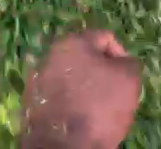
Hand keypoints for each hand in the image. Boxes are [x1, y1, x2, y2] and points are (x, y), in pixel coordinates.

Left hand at [22, 29, 141, 148]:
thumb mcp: (130, 78)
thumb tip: (123, 63)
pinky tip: (80, 119)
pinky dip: (69, 105)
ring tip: (96, 109)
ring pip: (71, 79)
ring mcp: (37, 82)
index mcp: (72, 42)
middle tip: (112, 94)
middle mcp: (50, 56)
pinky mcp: (31, 107)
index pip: (105, 40)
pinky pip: (58, 99)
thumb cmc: (99, 107)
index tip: (126, 79)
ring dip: (84, 89)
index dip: (121, 58)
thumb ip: (129, 62)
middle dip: (100, 74)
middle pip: (85, 59)